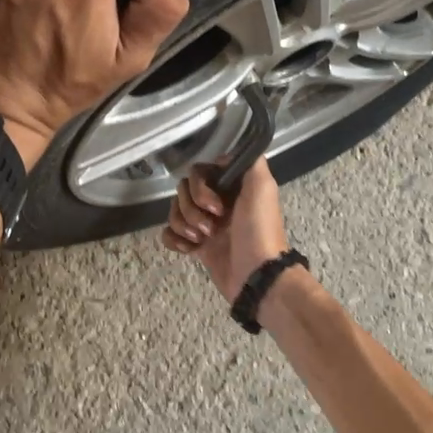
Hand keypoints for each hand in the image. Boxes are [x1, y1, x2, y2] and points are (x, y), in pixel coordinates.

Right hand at [161, 158, 287, 300]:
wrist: (256, 277)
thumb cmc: (259, 230)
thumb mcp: (262, 187)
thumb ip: (251, 161)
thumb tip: (224, 156)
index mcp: (231, 188)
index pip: (199, 173)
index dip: (201, 187)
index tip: (216, 204)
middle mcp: (218, 202)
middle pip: (184, 191)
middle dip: (191, 208)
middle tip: (210, 226)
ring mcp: (205, 225)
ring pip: (175, 211)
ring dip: (183, 224)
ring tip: (201, 240)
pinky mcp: (197, 247)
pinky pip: (170, 234)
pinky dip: (174, 240)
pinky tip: (188, 249)